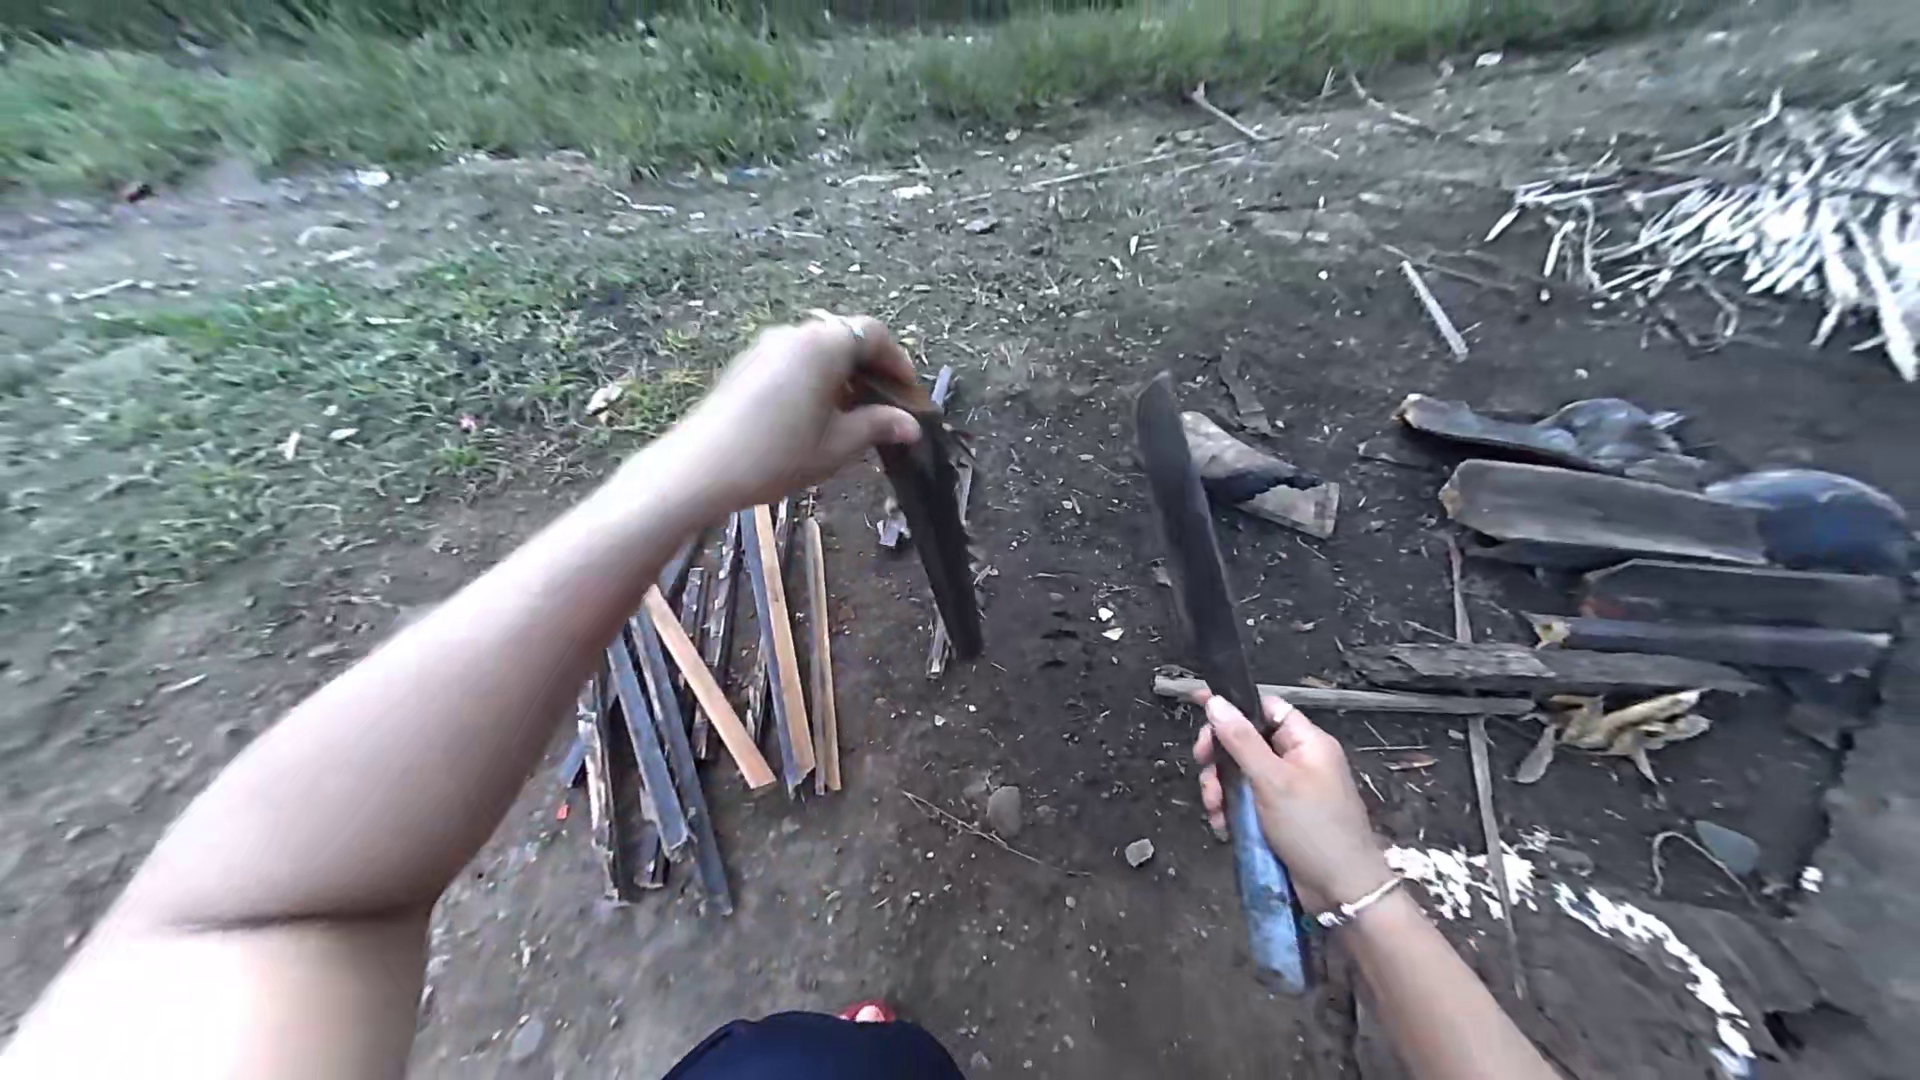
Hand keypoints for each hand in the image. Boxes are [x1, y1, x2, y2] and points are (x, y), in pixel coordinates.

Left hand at [661, 313, 921, 510]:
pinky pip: (795, 360)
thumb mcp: (838, 445)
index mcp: (824, 345)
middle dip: (872, 369)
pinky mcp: (747, 364)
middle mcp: (795, 334)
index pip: (874, 335)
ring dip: (844, 375)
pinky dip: (817, 378)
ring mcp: (766, 346)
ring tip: (854, 415)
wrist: (701, 468)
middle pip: (846, 338)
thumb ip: (878, 426)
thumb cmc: (778, 455)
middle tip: (886, 406)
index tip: (909, 394)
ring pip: (819, 350)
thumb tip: (911, 425)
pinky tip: (817, 414)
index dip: (899, 363)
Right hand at [1193, 693, 1392, 912]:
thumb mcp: (1272, 780)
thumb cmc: (1313, 829)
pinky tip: (1222, 824)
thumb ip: (1240, 739)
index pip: (1264, 707)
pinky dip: (1228, 808)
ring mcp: (1285, 787)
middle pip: (1244, 739)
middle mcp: (1296, 759)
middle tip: (1202, 766)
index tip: (1198, 705)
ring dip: (1219, 786)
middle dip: (1219, 755)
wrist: (1344, 895)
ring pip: (1238, 770)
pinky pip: (1243, 798)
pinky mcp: (1276, 813)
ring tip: (1214, 807)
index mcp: (1305, 742)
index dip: (1232, 705)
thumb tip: (1214, 701)